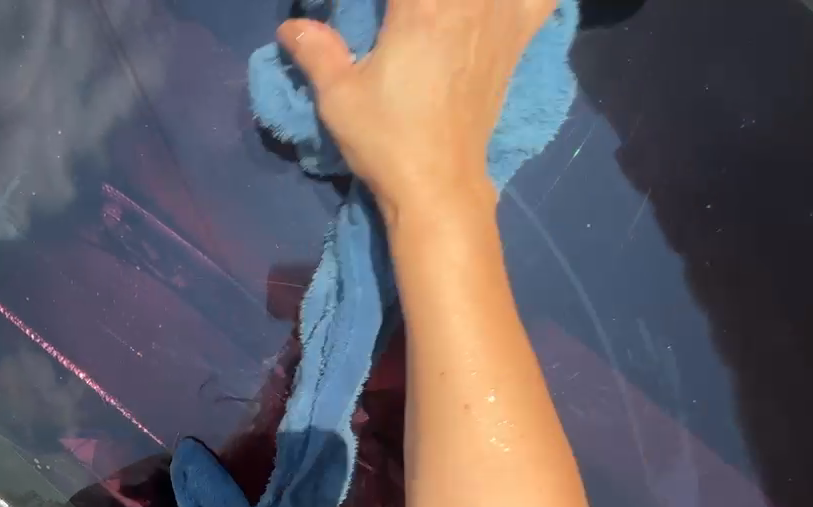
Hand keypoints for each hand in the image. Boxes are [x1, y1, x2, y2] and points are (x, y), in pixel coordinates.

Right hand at [278, 0, 557, 213]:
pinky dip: (522, 0)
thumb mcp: (339, 98)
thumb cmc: (384, 140)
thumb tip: (290, 26)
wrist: (436, 182)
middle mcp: (468, 0)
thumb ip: (317, 52)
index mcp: (420, 6)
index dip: (380, 5)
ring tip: (431, 22)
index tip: (370, 17)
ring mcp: (500, 12)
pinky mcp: (518, 35)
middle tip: (396, 22)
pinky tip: (492, 11)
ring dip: (451, 7)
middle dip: (412, 8)